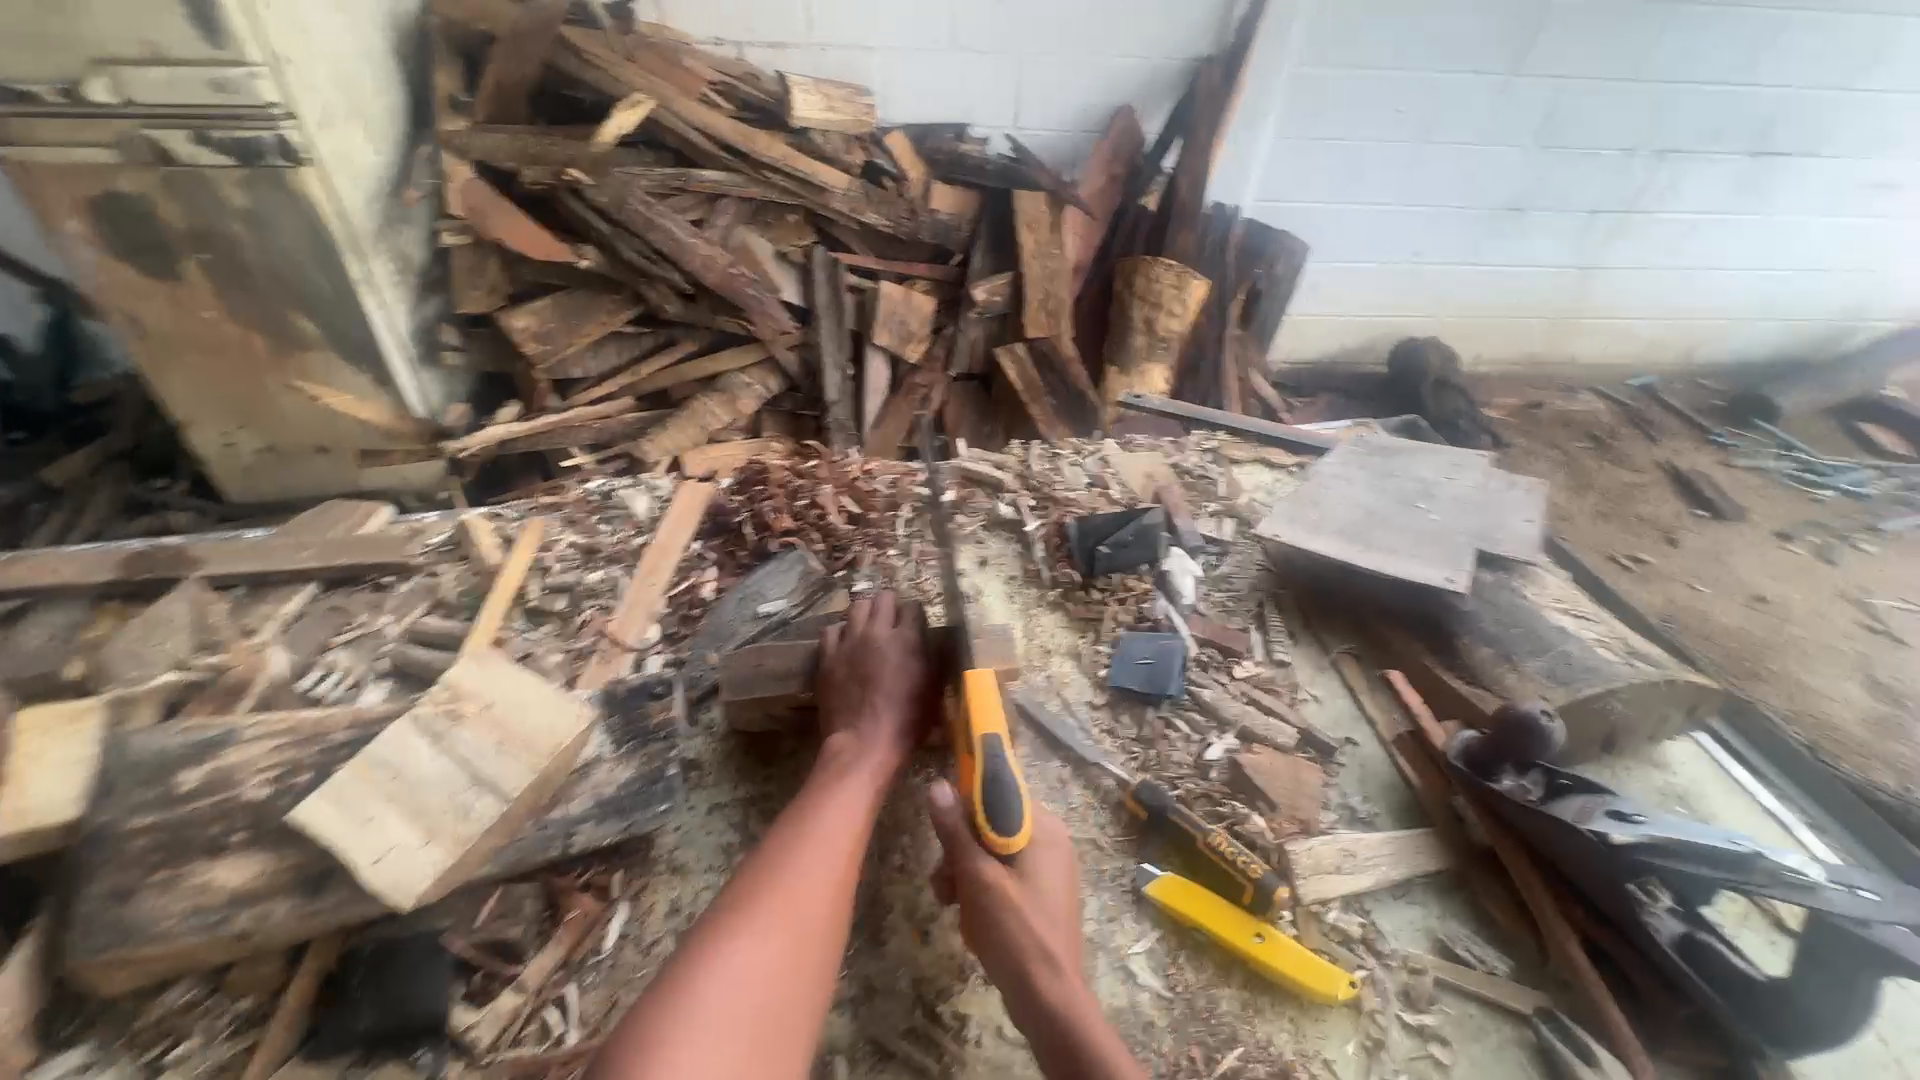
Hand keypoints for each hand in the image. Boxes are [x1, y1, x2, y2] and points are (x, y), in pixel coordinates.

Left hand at [816, 590, 933, 772]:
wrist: (864, 743)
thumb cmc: (907, 722)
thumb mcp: (933, 691)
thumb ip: (934, 659)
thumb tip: (935, 641)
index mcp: (907, 639)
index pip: (913, 607)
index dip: (915, 613)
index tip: (916, 623)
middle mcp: (877, 632)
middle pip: (883, 598)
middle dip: (891, 604)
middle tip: (893, 618)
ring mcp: (849, 642)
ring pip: (856, 607)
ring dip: (866, 612)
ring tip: (869, 625)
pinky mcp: (828, 656)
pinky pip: (831, 629)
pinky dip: (841, 631)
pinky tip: (845, 642)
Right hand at [925, 779, 1083, 1001]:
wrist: (1049, 999)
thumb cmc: (1014, 931)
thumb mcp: (977, 878)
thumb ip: (955, 830)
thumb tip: (937, 784)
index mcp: (1043, 828)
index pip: (998, 794)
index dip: (965, 810)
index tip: (943, 835)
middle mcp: (1051, 841)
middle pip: (993, 826)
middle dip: (961, 851)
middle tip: (943, 883)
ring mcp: (1050, 869)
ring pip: (995, 853)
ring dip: (966, 873)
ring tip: (948, 902)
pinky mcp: (1043, 895)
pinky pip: (1006, 876)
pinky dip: (983, 889)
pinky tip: (968, 915)